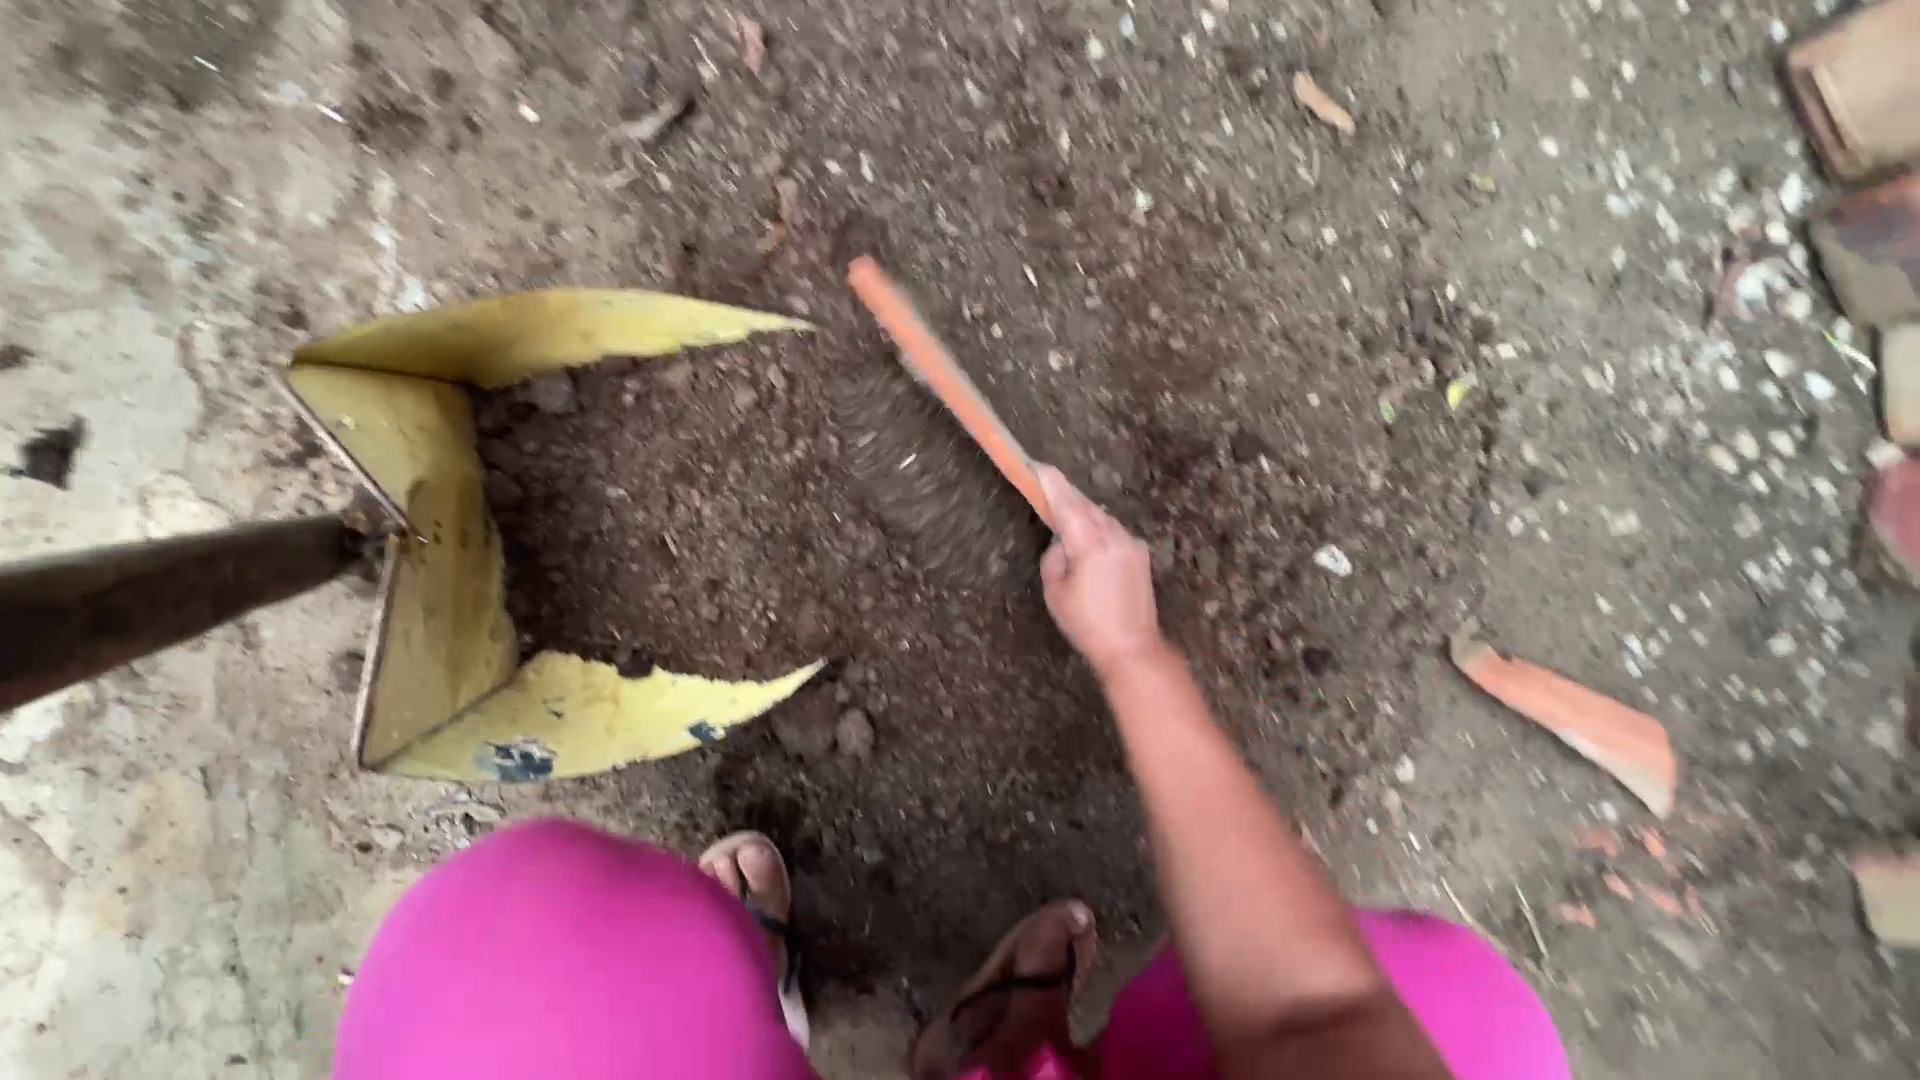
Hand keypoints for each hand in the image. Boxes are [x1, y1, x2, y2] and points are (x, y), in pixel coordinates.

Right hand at [1037, 465, 1167, 678]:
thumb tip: (1063, 541)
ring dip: (1083, 514)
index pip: (1067, 502)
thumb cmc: (1087, 624)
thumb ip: (1055, 556)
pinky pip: (1114, 531)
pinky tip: (1089, 544)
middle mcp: (1114, 536)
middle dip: (1066, 496)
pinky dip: (1098, 529)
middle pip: (1086, 505)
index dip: (1051, 482)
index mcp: (1089, 544)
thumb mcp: (1055, 591)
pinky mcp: (1141, 554)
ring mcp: (1131, 543)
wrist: (1132, 647)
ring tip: (1065, 520)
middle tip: (1046, 488)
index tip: (1037, 466)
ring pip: (1102, 517)